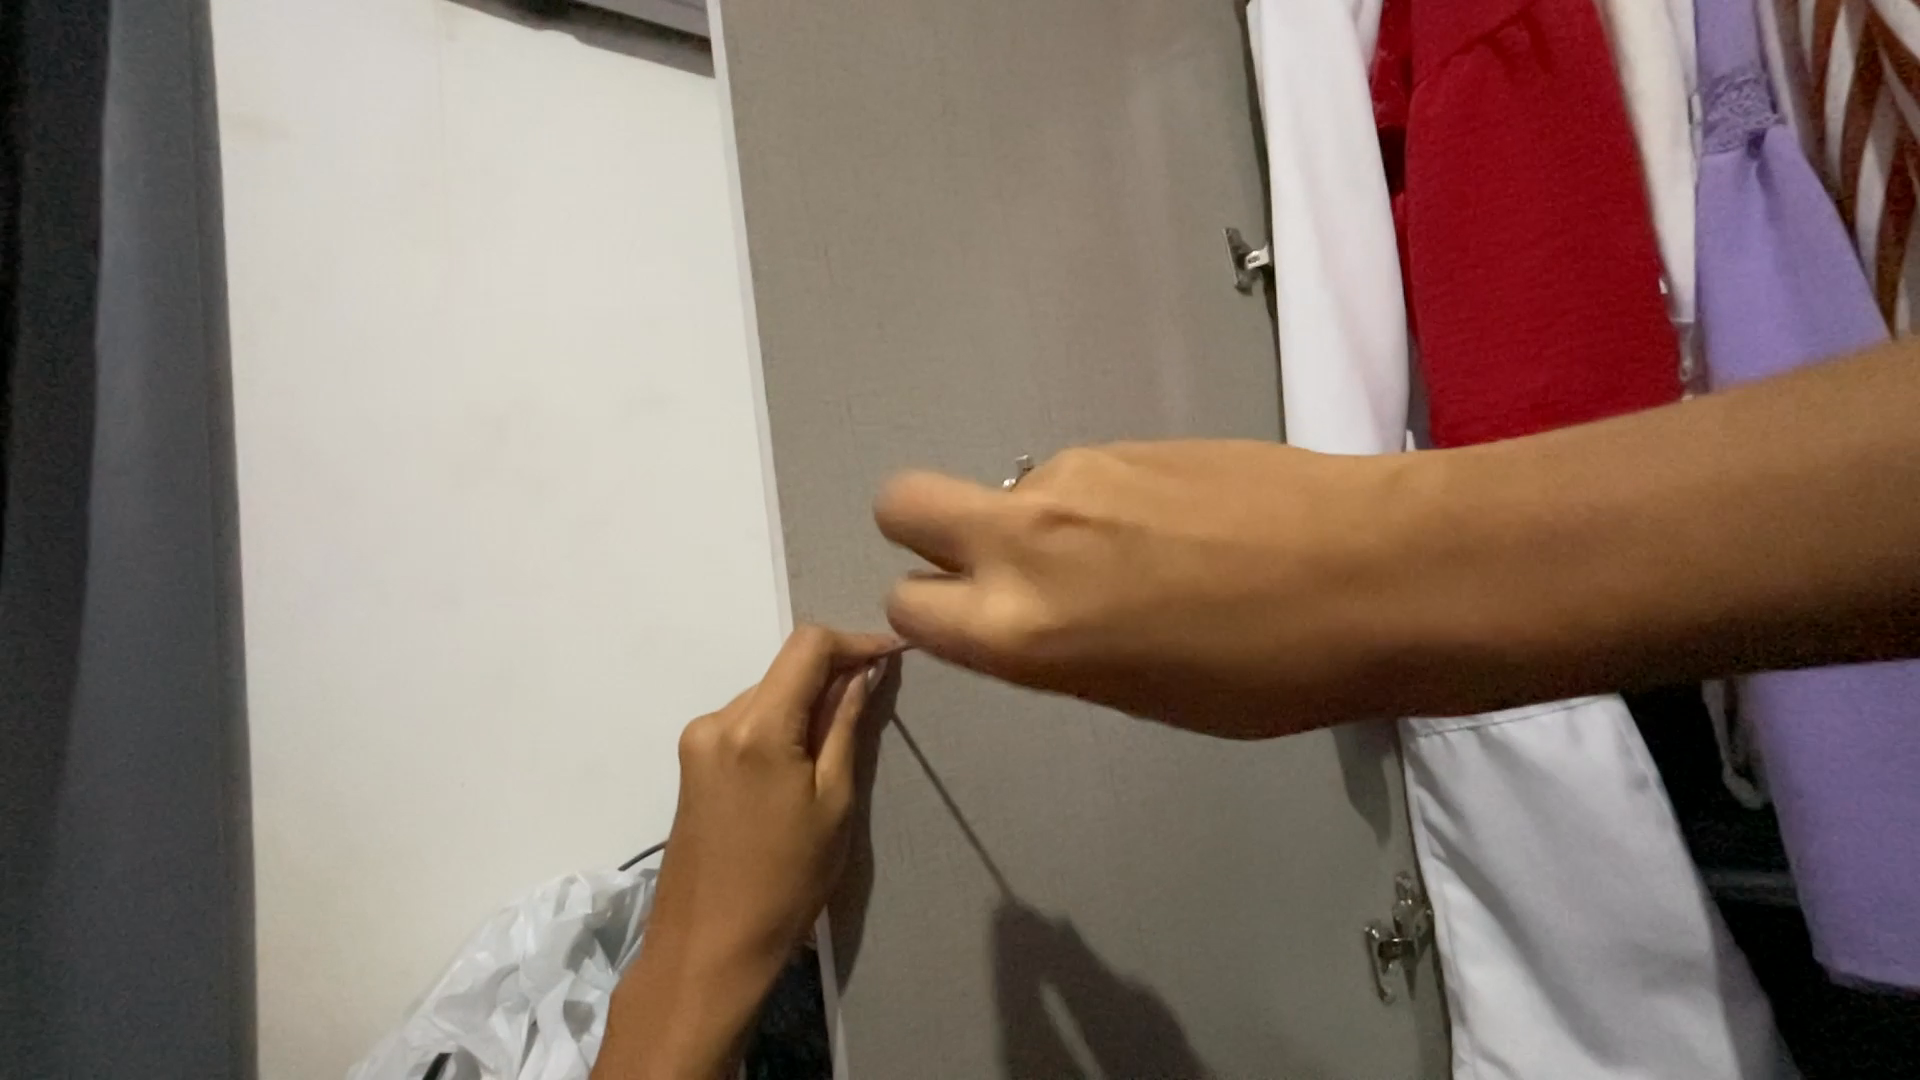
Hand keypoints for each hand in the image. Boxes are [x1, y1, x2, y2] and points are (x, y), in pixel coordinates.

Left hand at [596, 626, 896, 1079]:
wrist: (708, 950)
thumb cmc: (785, 881)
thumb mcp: (834, 802)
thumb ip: (845, 725)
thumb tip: (865, 671)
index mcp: (756, 727)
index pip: (808, 646)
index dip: (854, 642)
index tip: (891, 656)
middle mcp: (717, 719)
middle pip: (785, 669)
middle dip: (832, 675)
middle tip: (871, 706)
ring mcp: (698, 740)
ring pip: (767, 693)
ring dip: (804, 703)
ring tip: (834, 749)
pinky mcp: (691, 761)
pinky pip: (746, 719)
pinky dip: (780, 724)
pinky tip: (797, 764)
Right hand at [874, 441, 1433, 737]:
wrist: (1375, 571)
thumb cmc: (1261, 674)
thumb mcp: (1133, 694)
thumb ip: (1049, 649)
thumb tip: (1021, 616)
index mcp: (1020, 628)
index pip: (907, 606)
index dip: (929, 615)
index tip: (968, 622)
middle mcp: (1023, 539)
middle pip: (901, 503)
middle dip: (923, 534)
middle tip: (992, 565)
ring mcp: (1071, 474)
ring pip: (1004, 493)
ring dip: (1034, 523)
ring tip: (1129, 556)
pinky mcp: (1123, 439)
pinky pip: (1070, 476)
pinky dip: (1090, 502)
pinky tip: (1167, 526)